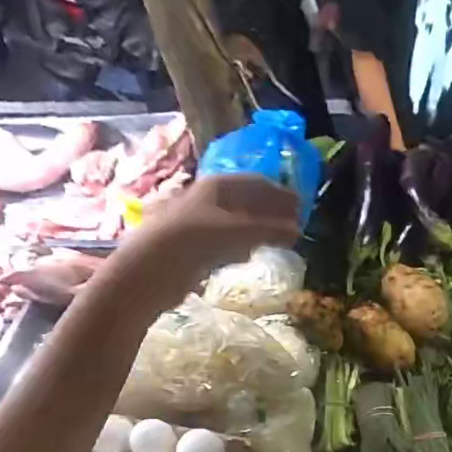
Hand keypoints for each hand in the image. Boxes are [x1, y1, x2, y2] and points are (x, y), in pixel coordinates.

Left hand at [110, 174, 300, 305]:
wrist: (152, 268)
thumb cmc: (196, 240)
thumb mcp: (240, 232)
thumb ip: (270, 230)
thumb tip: (296, 231)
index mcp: (219, 186)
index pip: (257, 183)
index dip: (280, 193)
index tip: (300, 206)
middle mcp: (209, 199)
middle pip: (247, 201)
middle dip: (270, 212)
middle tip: (292, 224)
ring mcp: (199, 222)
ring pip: (236, 222)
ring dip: (257, 229)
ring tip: (276, 240)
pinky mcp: (193, 246)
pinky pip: (224, 241)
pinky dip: (240, 245)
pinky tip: (246, 255)